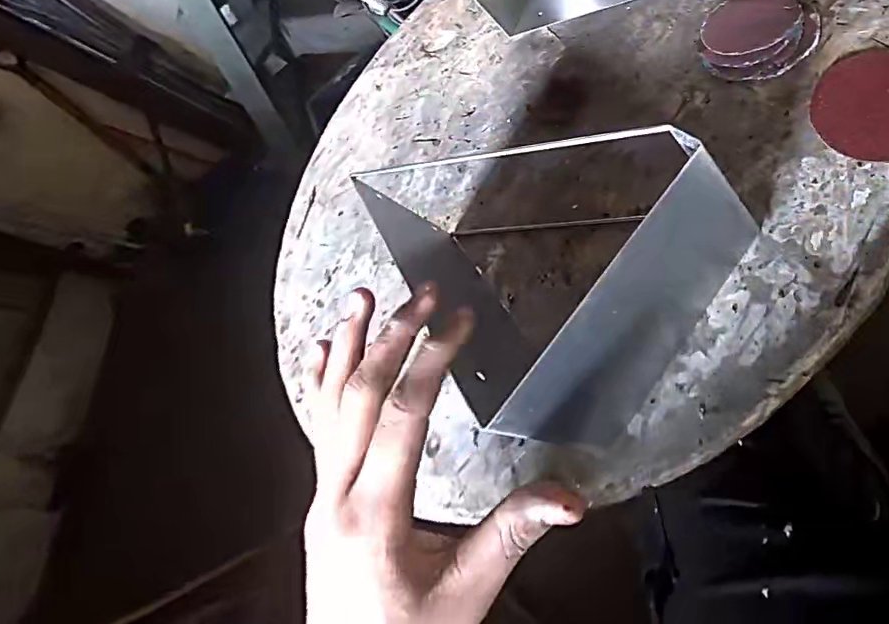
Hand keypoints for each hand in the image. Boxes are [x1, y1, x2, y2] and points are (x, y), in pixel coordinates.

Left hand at [303, 285, 585, 623]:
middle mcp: (336, 499)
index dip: (433, 360)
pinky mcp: (323, 502)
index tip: (459, 320)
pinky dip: (322, 383)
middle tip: (423, 295)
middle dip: (394, 338)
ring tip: (361, 298)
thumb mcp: (467, 592)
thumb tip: (572, 499)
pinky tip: (328, 351)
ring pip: (328, 408)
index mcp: (373, 515)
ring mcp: (321, 499)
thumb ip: (514, 533)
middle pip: (358, 399)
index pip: (403, 416)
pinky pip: (317, 430)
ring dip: (348, 348)